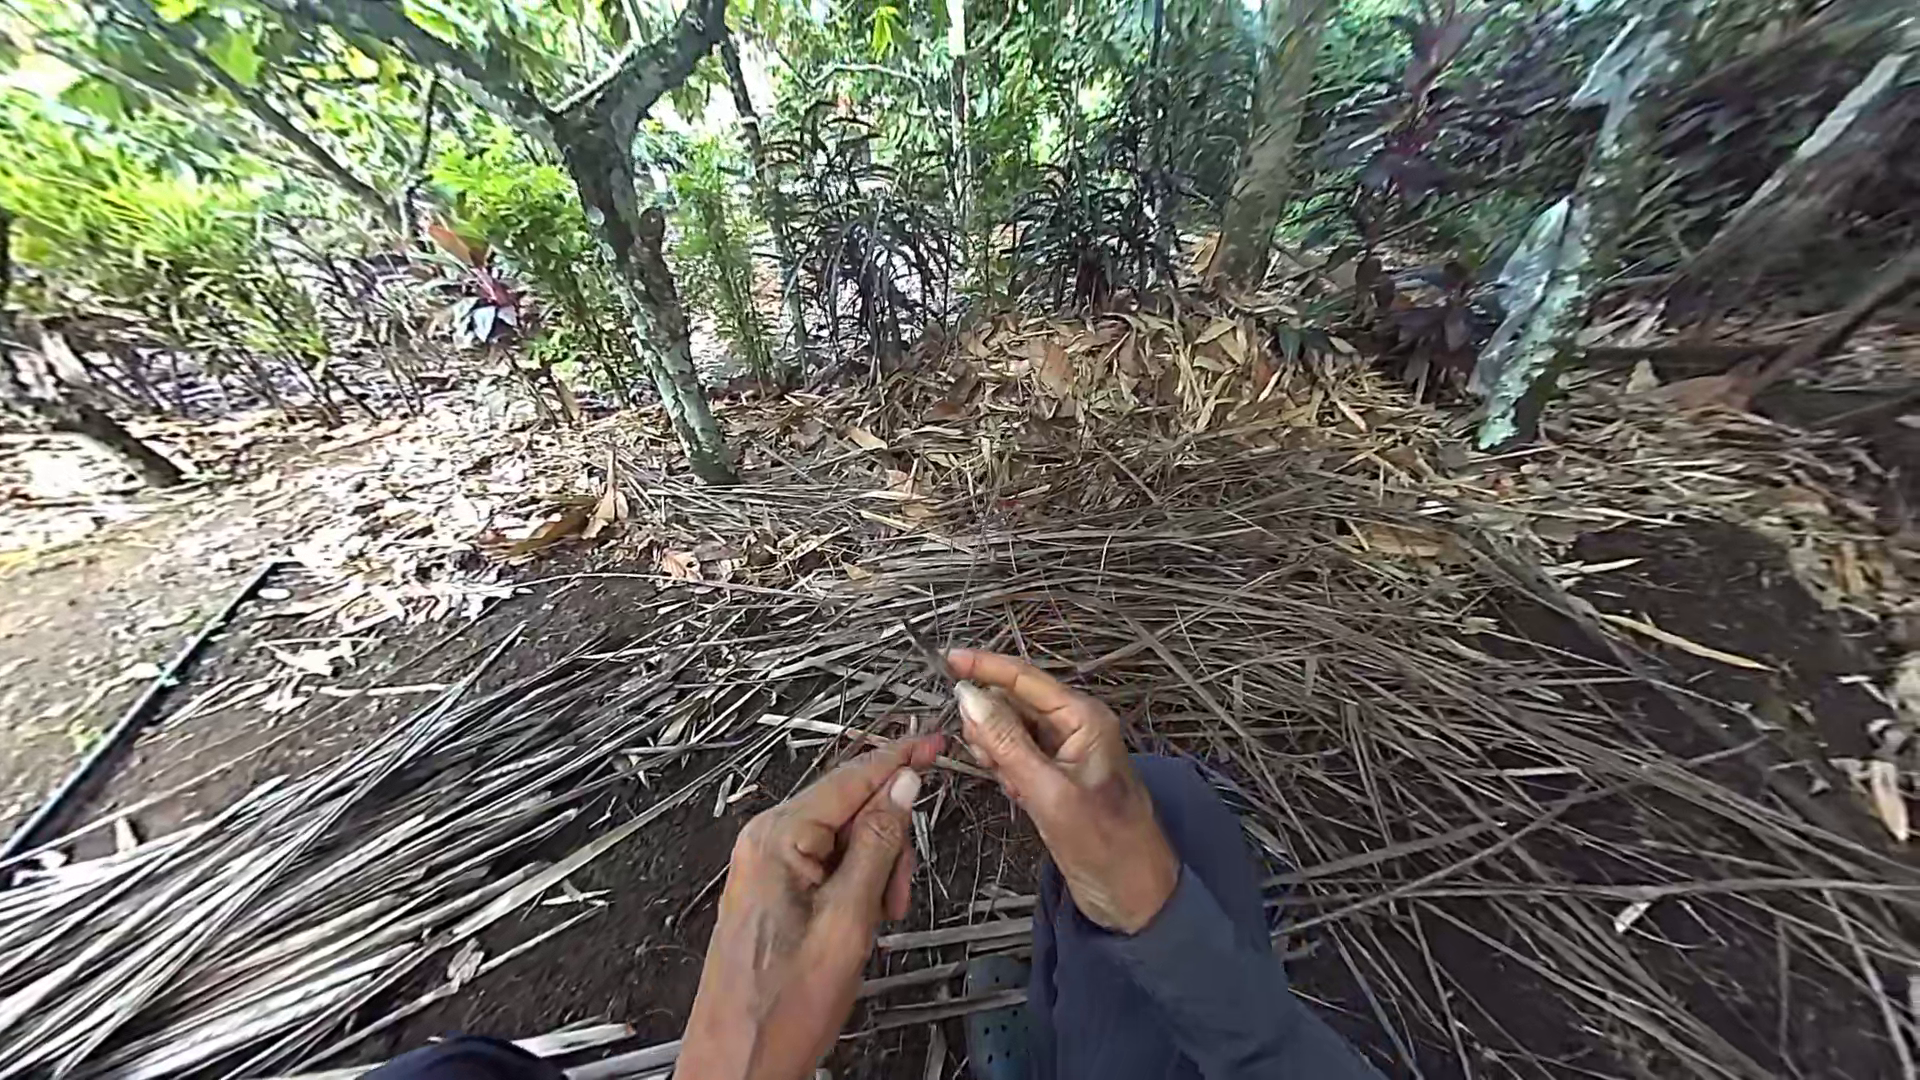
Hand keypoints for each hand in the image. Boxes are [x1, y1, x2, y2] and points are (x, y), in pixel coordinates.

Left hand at [678, 735, 943, 1079]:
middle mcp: (768, 837)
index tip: (933, 742)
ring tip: (879, 915)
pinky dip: (858, 880)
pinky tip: (862, 915)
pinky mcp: (775, 883)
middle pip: (853, 805)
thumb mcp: (848, 919)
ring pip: (847, 833)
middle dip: (889, 840)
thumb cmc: (779, 1010)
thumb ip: (879, 842)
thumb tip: (903, 784)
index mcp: (780, 835)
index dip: (901, 757)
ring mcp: (769, 859)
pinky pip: (831, 858)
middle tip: (899, 888)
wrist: (736, 1073)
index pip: (855, 776)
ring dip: (876, 867)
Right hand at [946, 649, 1178, 933]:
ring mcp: (1062, 750)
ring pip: (1010, 728)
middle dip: (991, 723)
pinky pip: (1015, 754)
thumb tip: (968, 697)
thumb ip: (1006, 742)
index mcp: (1083, 717)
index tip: (948, 659)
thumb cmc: (1106, 846)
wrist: (1136, 900)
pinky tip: (1017, 792)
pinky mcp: (1052, 774)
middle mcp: (1073, 725)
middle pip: (1013, 702)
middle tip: (986, 756)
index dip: (984, 665)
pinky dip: (1006, 768)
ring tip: (1010, 782)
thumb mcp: (1050, 793)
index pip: (1024, 677)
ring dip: (997, 750)